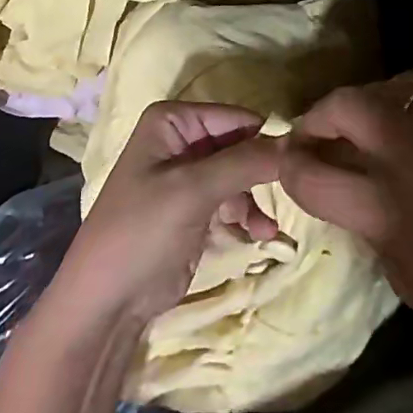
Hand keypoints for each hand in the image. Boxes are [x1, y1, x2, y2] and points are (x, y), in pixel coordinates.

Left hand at [60, 101, 284, 321]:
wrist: (110, 295)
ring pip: (239, 175)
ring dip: (256, 201)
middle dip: (263, 172)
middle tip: (293, 196)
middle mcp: (179, 140)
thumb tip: (295, 141)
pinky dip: (246, 217)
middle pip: (238, 145)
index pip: (235, 117)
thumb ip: (243, 163)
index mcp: (171, 121)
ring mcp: (187, 176)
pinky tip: (259, 237)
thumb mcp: (192, 190)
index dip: (267, 138)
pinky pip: (231, 202)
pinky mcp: (194, 209)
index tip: (301, 164)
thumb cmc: (143, 229)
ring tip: (265, 230)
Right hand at [279, 72, 412, 345]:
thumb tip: (348, 190)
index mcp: (390, 205)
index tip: (288, 166)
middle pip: (342, 105)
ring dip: (366, 106)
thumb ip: (367, 225)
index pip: (308, 172)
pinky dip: (411, 108)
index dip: (288, 168)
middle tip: (321, 136)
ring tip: (372, 129)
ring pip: (387, 86)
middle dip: (319, 118)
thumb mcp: (406, 279)